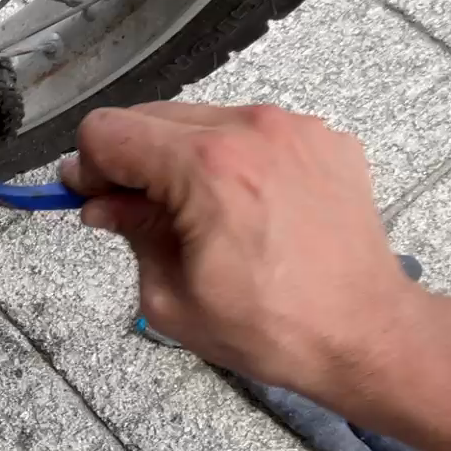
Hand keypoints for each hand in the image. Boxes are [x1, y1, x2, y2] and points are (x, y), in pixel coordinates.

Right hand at [61, 102, 427, 403]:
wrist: (363, 333)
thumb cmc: (268, 328)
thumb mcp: (168, 297)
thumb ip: (129, 234)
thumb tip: (103, 204)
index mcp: (205, 169)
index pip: (108, 132)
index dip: (87, 168)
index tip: (93, 200)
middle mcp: (250, 130)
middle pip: (150, 117)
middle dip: (129, 163)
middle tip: (133, 214)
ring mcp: (293, 129)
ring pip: (199, 120)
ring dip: (178, 160)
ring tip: (192, 216)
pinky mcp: (322, 138)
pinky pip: (250, 132)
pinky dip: (228, 160)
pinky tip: (241, 208)